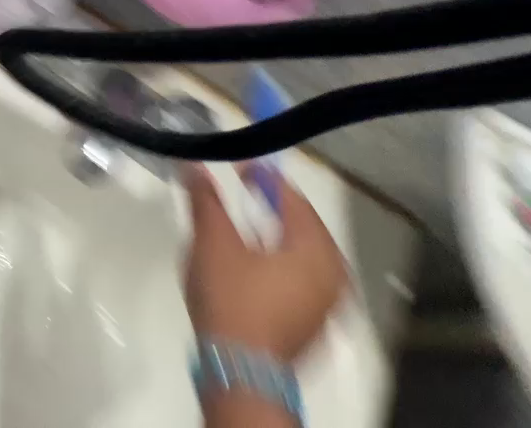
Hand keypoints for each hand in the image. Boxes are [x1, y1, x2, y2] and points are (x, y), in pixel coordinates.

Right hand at [182, 166, 347, 362]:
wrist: (242, 366)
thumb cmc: (232, 296)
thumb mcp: (212, 242)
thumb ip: (206, 201)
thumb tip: (196, 166)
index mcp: (315, 252)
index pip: (294, 201)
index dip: (265, 178)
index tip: (237, 165)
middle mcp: (333, 275)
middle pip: (305, 227)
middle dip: (274, 206)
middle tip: (243, 190)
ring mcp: (328, 303)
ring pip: (305, 254)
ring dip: (277, 233)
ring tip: (245, 223)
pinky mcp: (315, 322)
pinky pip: (303, 277)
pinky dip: (281, 258)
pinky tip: (254, 261)